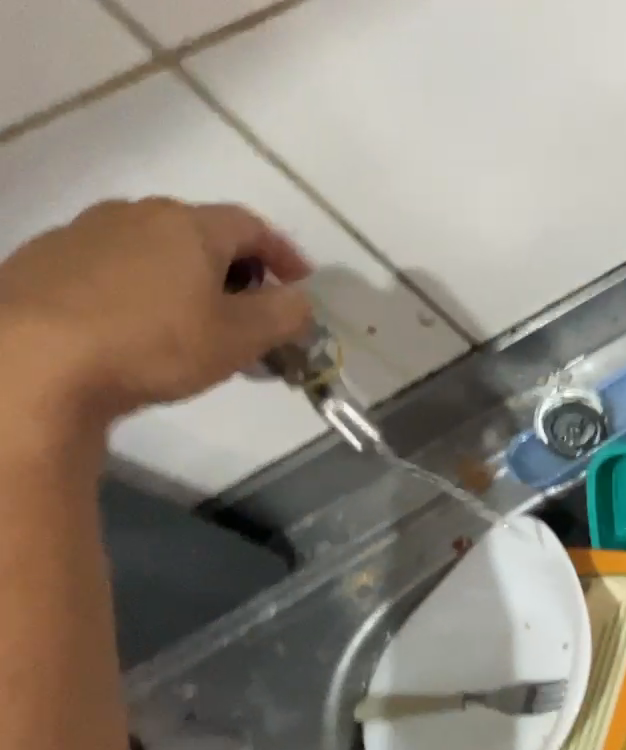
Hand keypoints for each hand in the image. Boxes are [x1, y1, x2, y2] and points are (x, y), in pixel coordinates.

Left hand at [0, 198, 312, 433]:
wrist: (28, 362)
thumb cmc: (157, 341)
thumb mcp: (246, 335)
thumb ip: (286, 313)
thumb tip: (297, 300)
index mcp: (187, 225)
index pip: (253, 226)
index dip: (286, 255)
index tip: (302, 288)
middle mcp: (132, 216)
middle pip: (202, 235)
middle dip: (237, 271)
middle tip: (255, 312)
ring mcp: (80, 236)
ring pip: (157, 253)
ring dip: (190, 282)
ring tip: (202, 327)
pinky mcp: (44, 265)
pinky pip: (116, 271)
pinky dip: (146, 292)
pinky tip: (148, 331)